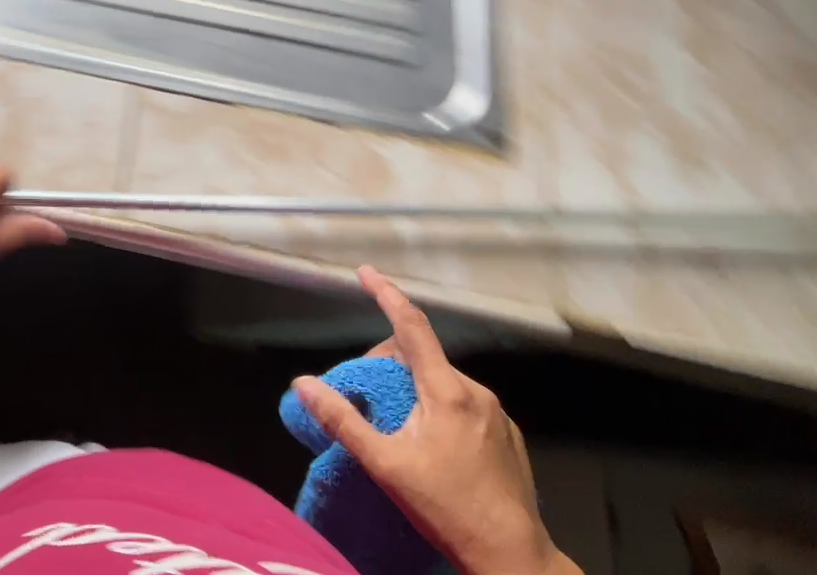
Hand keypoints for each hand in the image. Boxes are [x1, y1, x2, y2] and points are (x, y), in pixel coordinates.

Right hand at [292, 266, 579, 574]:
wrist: (514, 559)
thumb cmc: (446, 508)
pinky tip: (428, 443)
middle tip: (365, 396)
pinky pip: (461, 402)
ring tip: (395, 425)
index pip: (412, 326)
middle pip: (420, 355)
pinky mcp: (506, 436)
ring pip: (440, 379)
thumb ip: (342, 420)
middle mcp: (475, 392)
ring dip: (411, 386)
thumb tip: (302, 383)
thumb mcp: (384, 464)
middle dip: (387, 361)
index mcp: (446, 390)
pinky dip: (435, 405)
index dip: (386, 294)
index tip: (365, 271)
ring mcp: (496, 414)